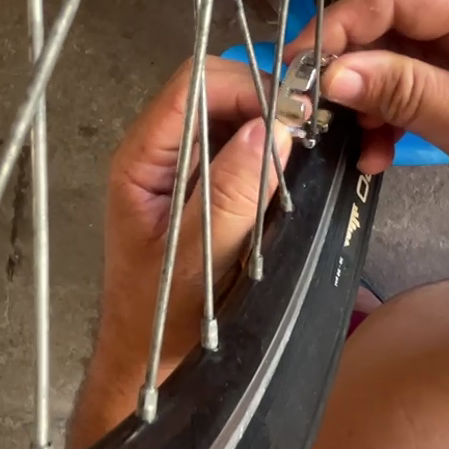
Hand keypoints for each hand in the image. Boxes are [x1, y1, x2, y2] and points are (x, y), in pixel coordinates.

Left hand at [97, 57, 292, 376]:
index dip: (245, 86)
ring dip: (268, 120)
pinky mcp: (204, 186)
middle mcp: (157, 154)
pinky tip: (293, 165)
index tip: (294, 110)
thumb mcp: (197, 260)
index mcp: (140, 162)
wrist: (150, 361)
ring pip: (228, 116)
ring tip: (308, 141)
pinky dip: (268, 147)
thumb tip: (269, 128)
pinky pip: (238, 147)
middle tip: (309, 126)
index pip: (191, 87)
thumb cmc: (162, 317)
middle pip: (210, 92)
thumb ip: (230, 195)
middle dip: (261, 98)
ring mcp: (181, 168)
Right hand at [289, 0, 448, 225]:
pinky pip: (417, 84)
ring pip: (398, 55)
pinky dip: (391, 115)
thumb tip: (330, 73)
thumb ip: (406, 93)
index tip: (296, 69)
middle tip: (314, 108)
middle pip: (392, 20)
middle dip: (349, 62)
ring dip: (368, 97)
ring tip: (354, 145)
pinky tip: (379, 153)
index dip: (340, 26)